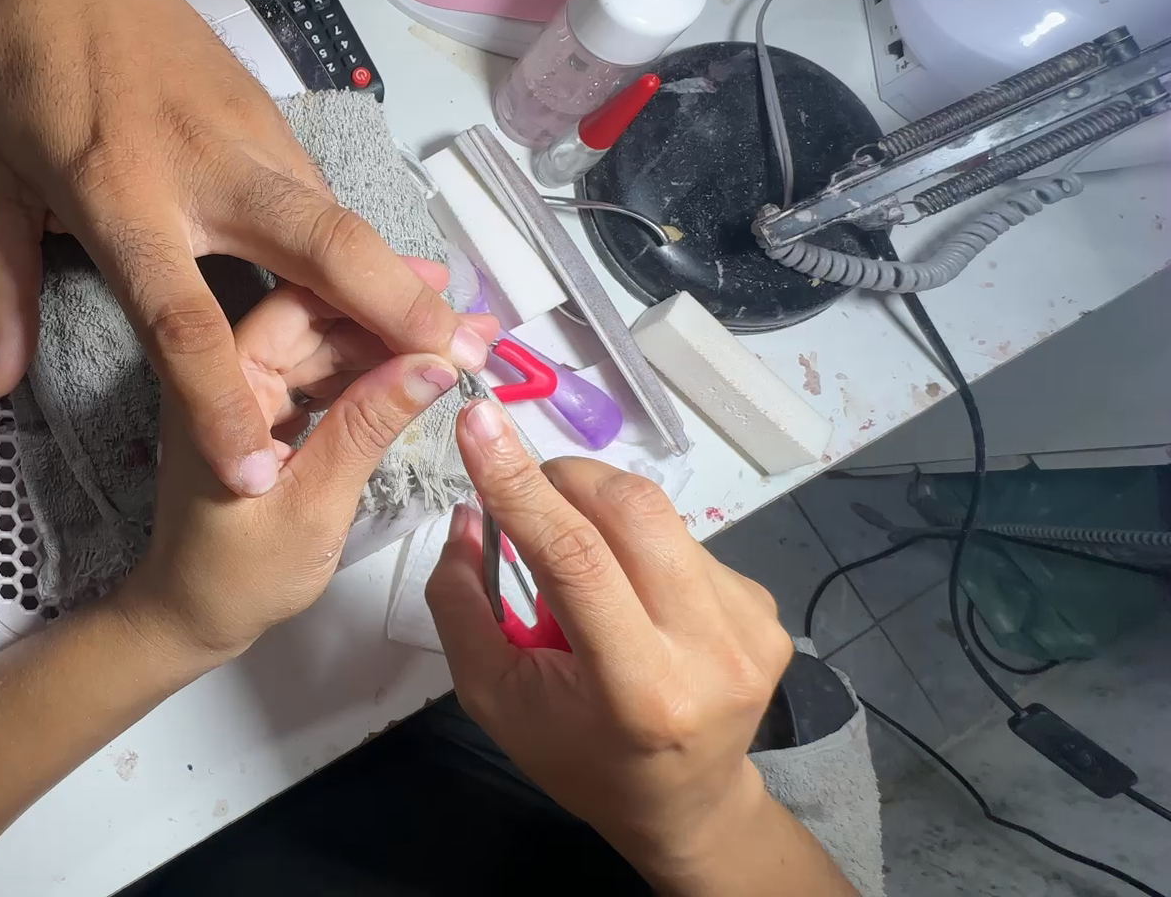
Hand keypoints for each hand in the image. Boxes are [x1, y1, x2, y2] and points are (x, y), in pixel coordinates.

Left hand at [0, 0, 486, 499]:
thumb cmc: (22, 70)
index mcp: (121, 197)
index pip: (182, 321)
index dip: (221, 406)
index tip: (260, 478)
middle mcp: (204, 171)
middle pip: (317, 246)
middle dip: (391, 308)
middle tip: (456, 363)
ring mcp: (251, 140)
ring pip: (337, 218)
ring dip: (399, 277)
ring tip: (452, 338)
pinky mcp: (272, 122)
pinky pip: (323, 199)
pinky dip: (363, 250)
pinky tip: (385, 287)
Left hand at [111, 268, 490, 663]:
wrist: (193, 616)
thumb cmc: (241, 575)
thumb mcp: (313, 504)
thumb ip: (367, 427)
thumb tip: (435, 360)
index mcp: (217, 384)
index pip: (296, 311)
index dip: (369, 294)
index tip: (443, 295)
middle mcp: (225, 373)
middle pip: (314, 322)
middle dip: (390, 318)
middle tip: (470, 322)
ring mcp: (245, 393)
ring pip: (322, 348)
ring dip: (386, 345)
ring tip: (459, 342)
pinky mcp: (263, 414)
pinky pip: (318, 379)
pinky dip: (366, 375)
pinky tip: (413, 371)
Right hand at [427, 401, 802, 885]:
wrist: (687, 804)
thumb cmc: (573, 753)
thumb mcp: (489, 693)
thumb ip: (461, 599)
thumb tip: (469, 512)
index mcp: (637, 686)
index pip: (574, 557)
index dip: (518, 482)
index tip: (478, 420)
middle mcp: (710, 648)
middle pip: (632, 509)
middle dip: (560, 477)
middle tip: (522, 498)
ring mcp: (750, 623)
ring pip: (653, 510)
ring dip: (591, 508)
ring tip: (574, 562)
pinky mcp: (762, 606)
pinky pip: (676, 533)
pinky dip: (627, 538)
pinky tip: (623, 587)